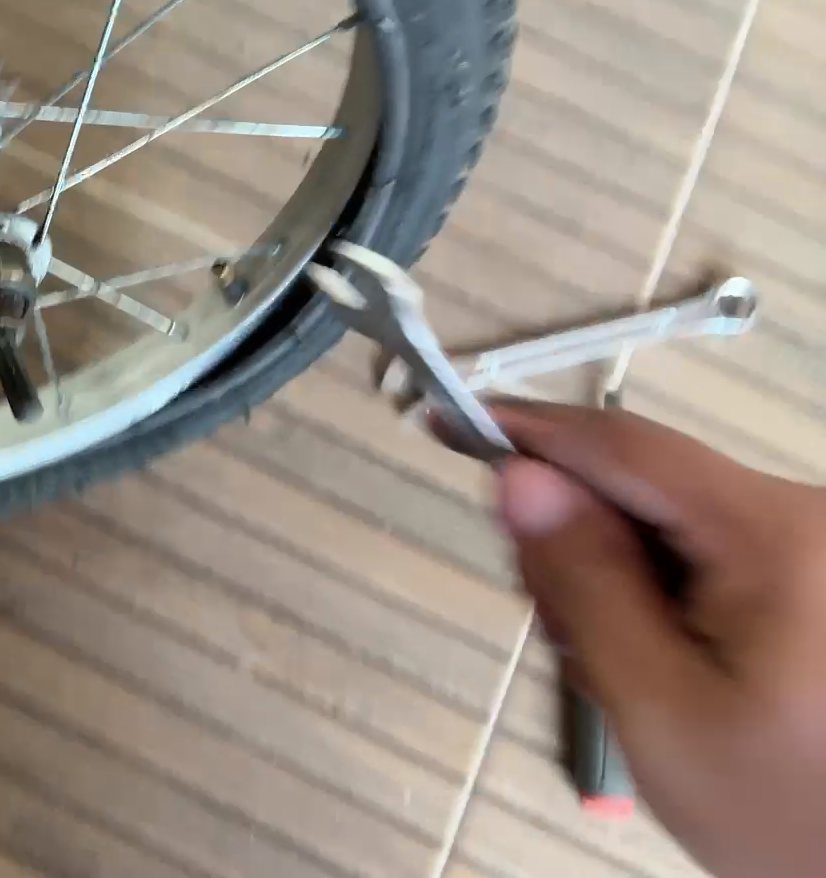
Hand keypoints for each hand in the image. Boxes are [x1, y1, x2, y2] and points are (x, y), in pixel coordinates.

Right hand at [491, 403, 825, 877]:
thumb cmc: (785, 807)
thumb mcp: (653, 699)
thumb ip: (582, 579)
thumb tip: (516, 476)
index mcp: (777, 537)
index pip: (618, 446)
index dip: (521, 426)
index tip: (438, 419)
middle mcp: (808, 521)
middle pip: (631, 483)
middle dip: (564, 533)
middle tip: (556, 625)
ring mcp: (812, 550)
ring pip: (653, 516)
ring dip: (601, 571)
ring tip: (609, 660)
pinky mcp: (810, 578)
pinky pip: (691, 547)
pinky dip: (642, 585)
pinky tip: (649, 651)